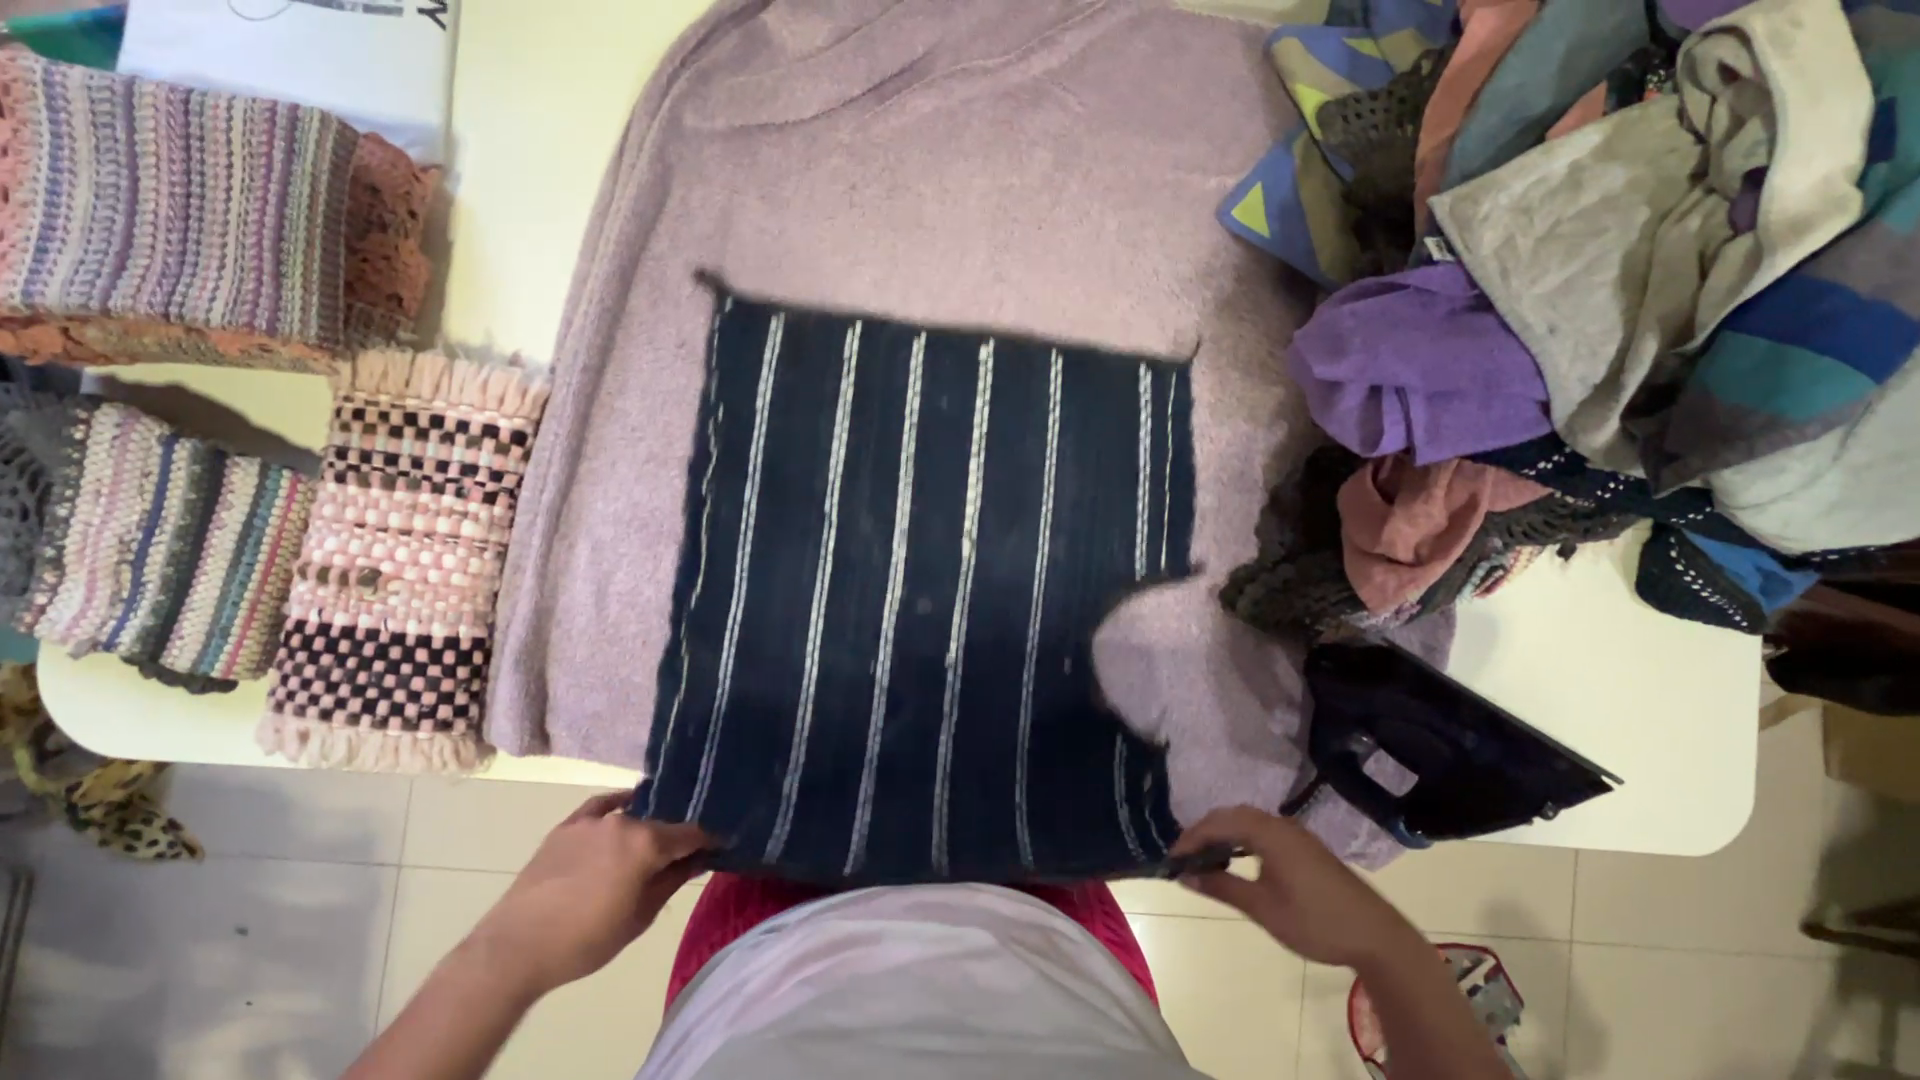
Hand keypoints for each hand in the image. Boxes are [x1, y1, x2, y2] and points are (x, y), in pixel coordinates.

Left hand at [460, 792, 714, 998]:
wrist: (515, 948)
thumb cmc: (586, 940)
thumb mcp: (640, 917)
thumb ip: (673, 881)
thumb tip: (700, 858)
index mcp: (647, 843)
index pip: (691, 834)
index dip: (709, 841)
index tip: (721, 847)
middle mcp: (624, 821)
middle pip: (662, 823)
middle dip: (677, 836)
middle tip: (686, 852)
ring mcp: (592, 821)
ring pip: (633, 815)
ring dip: (648, 825)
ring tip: (654, 839)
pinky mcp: (566, 827)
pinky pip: (601, 807)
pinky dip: (617, 807)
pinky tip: (626, 808)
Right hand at [1171, 806, 1424, 970]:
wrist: (1376, 937)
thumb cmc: (1315, 922)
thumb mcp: (1262, 908)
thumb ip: (1222, 887)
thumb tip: (1185, 875)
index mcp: (1270, 833)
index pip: (1218, 823)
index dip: (1191, 838)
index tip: (1171, 858)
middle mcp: (1282, 825)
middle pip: (1232, 816)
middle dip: (1204, 833)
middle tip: (1183, 857)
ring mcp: (1296, 834)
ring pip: (1248, 823)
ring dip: (1223, 835)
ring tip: (1203, 859)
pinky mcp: (1305, 847)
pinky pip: (1262, 832)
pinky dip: (1241, 840)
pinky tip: (1235, 861)